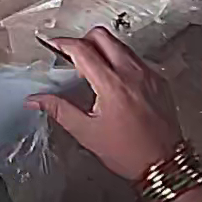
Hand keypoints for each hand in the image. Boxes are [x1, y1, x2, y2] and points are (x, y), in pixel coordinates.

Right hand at [27, 27, 182, 180]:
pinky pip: (135, 58)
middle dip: (82, 40)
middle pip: (102, 36)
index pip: (82, 50)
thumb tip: (35, 100)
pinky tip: (112, 79)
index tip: (53, 45)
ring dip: (101, 48)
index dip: (63, 43)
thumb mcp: (86, 132)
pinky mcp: (159, 80)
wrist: (166, 165)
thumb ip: (58, 109)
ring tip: (91, 68)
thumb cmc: (128, 152)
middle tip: (72, 55)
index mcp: (112, 85)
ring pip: (120, 44)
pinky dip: (119, 60)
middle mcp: (132, 74)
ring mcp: (149, 75)